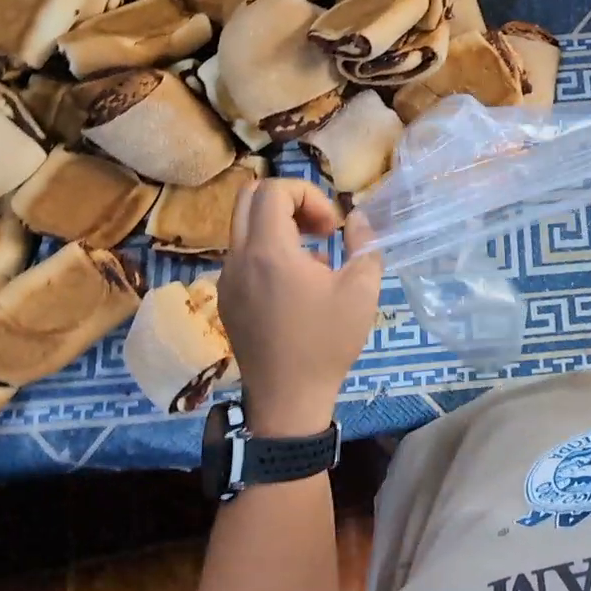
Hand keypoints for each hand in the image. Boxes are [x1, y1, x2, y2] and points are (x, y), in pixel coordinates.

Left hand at [218, 179, 381, 437]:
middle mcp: (239, 259)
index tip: (331, 227)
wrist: (288, 400)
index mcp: (269, 252)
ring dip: (279, 226)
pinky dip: (269, 250)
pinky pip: (243, 254)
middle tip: (319, 228)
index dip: (308, 194)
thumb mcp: (362, 290)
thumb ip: (364, 244)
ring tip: (314, 259)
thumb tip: (357, 219)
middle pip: (249, 197)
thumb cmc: (327, 343)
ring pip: (245, 226)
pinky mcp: (227, 299)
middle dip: (289, 201)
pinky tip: (297, 285)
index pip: (273, 190)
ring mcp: (227, 280)